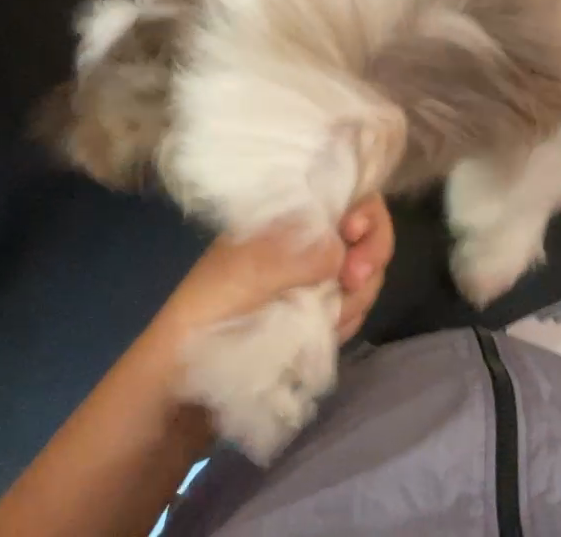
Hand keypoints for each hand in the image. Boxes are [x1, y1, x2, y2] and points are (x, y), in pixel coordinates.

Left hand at [155, 196, 395, 342]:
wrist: (190, 368)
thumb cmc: (211, 305)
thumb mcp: (251, 273)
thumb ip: (300, 256)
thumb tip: (343, 251)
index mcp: (290, 216)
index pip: (346, 194)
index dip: (363, 210)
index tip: (352, 233)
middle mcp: (308, 240)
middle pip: (367, 234)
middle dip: (370, 256)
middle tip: (351, 283)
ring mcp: (317, 277)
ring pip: (366, 274)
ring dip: (357, 296)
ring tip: (328, 317)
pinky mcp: (320, 312)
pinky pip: (355, 309)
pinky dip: (347, 321)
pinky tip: (326, 332)